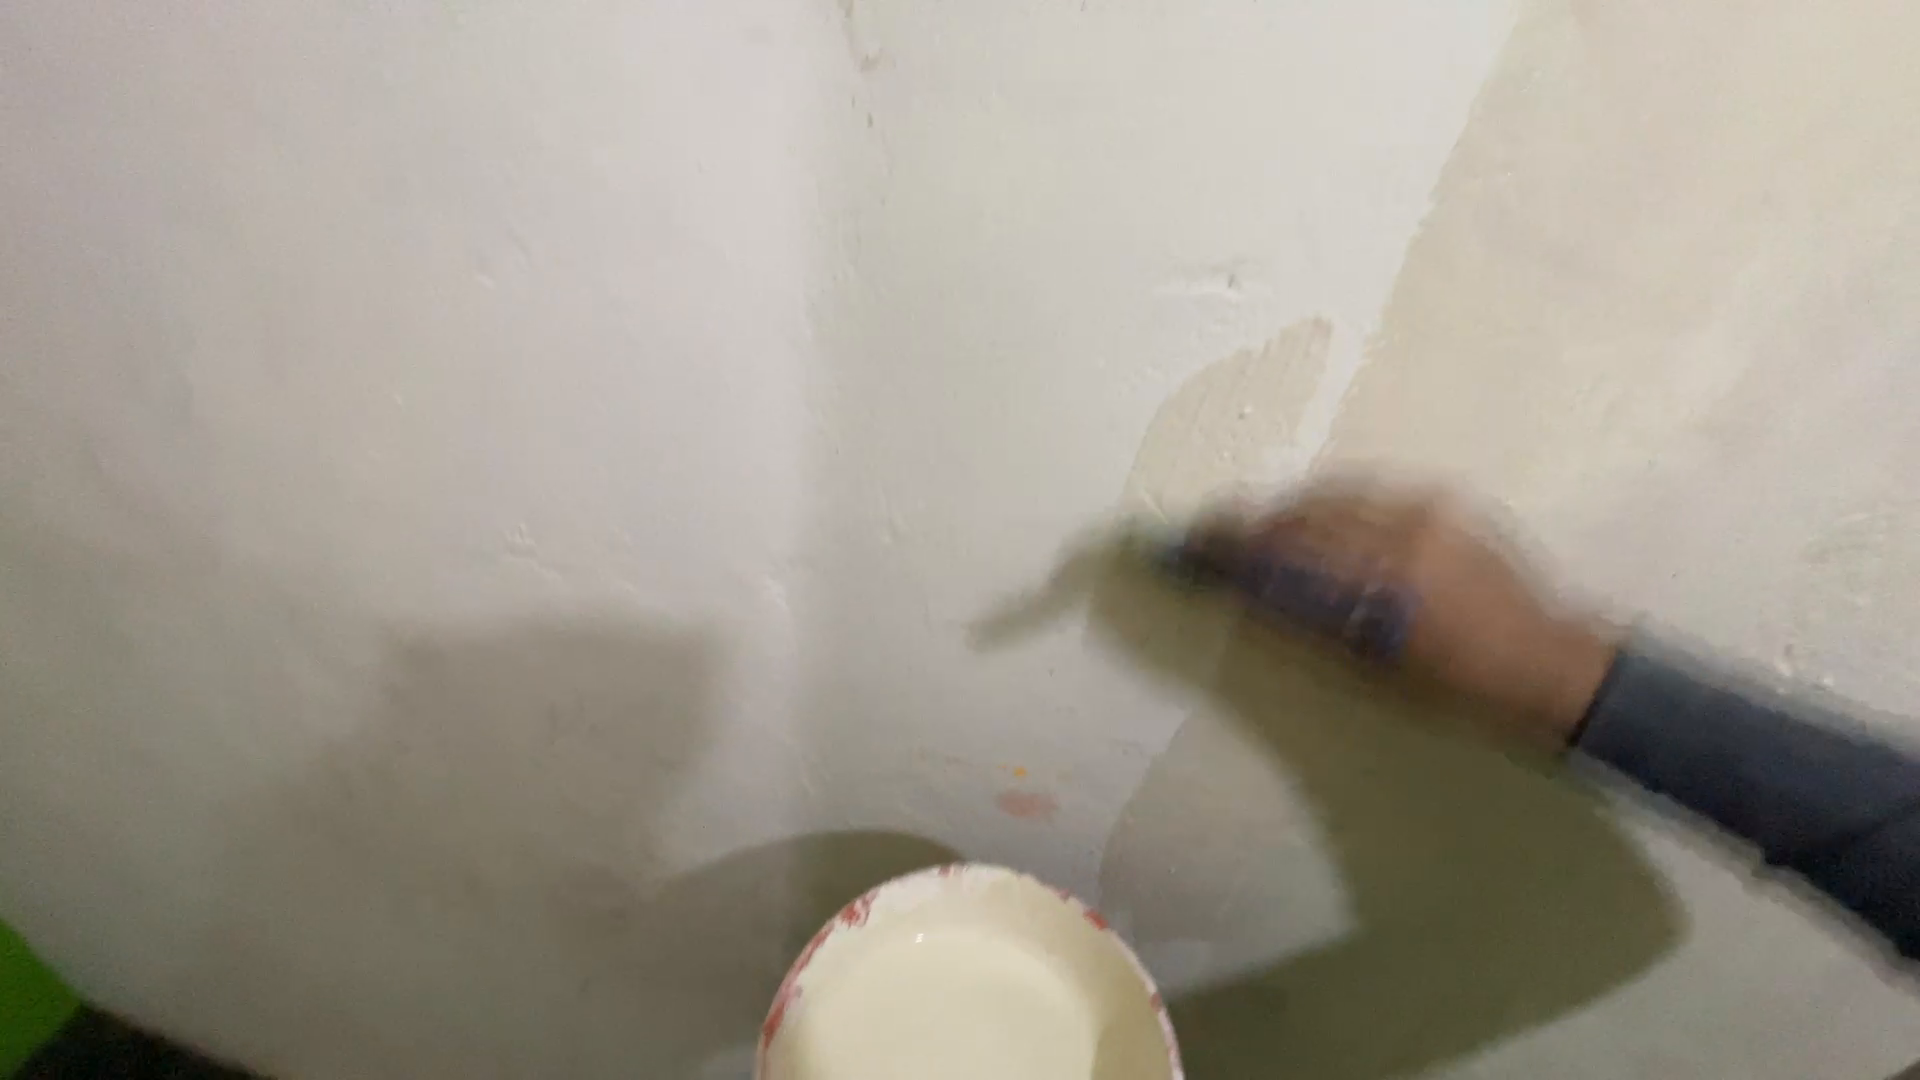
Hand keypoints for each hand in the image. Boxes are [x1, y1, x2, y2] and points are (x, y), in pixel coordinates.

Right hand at [1191, 481, 1619, 749]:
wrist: (1548, 662)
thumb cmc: (1451, 686)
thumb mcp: (1366, 666)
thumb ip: (1302, 619)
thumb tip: (1245, 589)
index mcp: (1379, 583)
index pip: (1280, 551)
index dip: (1226, 544)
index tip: (1186, 543)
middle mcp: (1399, 532)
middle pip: (1297, 515)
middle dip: (1248, 525)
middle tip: (1214, 536)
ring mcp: (1423, 508)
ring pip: (1327, 496)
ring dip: (1286, 514)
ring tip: (1263, 532)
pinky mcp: (1440, 499)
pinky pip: (1363, 493)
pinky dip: (1328, 506)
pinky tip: (1319, 522)